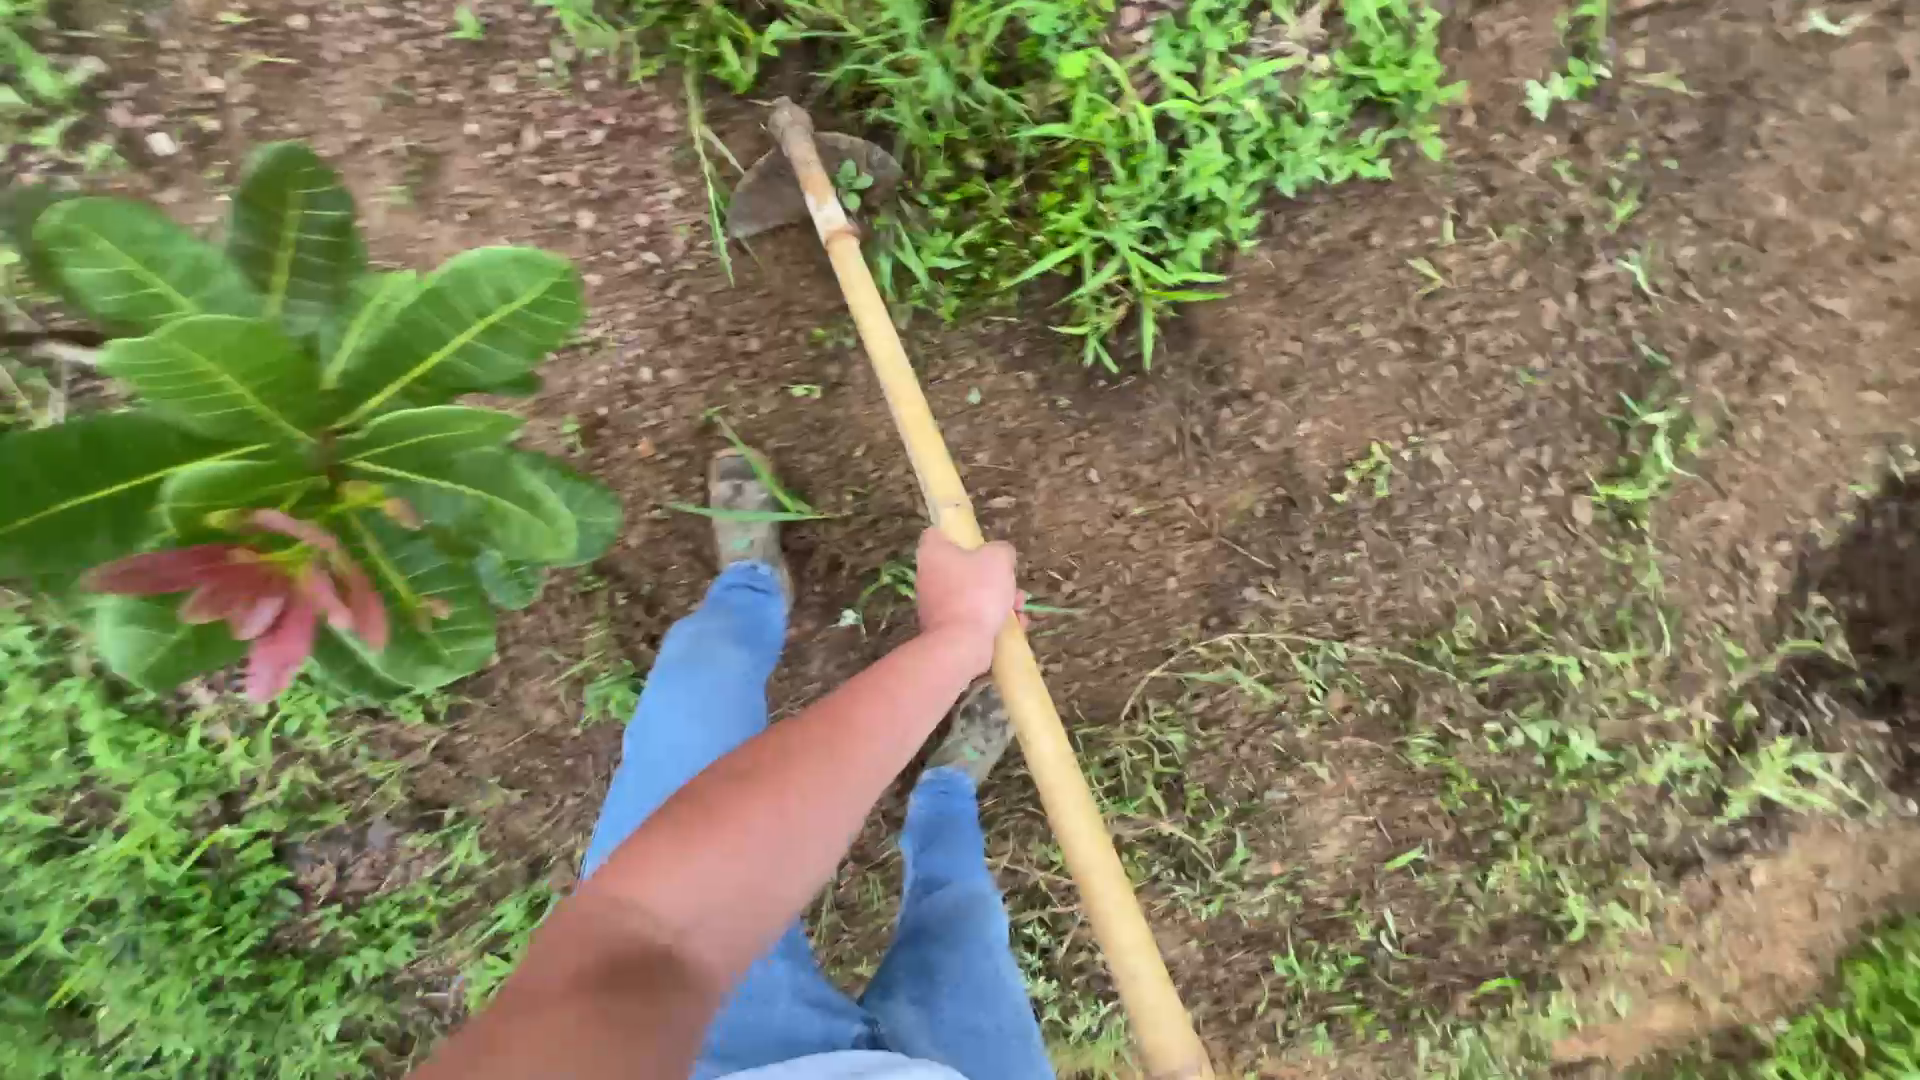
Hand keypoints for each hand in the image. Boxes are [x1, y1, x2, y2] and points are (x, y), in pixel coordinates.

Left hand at [915, 528, 1018, 673]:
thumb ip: (1002, 550)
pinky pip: (972, 616)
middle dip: (995, 576)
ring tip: (1019, 609)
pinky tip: (1015, 626)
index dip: (960, 535)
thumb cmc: (976, 592)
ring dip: (999, 599)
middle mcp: (928, 576)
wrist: (961, 643)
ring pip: (972, 593)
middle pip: (964, 566)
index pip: (938, 533)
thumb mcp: (999, 559)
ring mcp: (935, 604)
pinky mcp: (945, 627)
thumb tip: (1000, 556)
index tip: (981, 544)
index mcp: (933, 552)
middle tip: (1011, 583)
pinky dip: (992, 619)